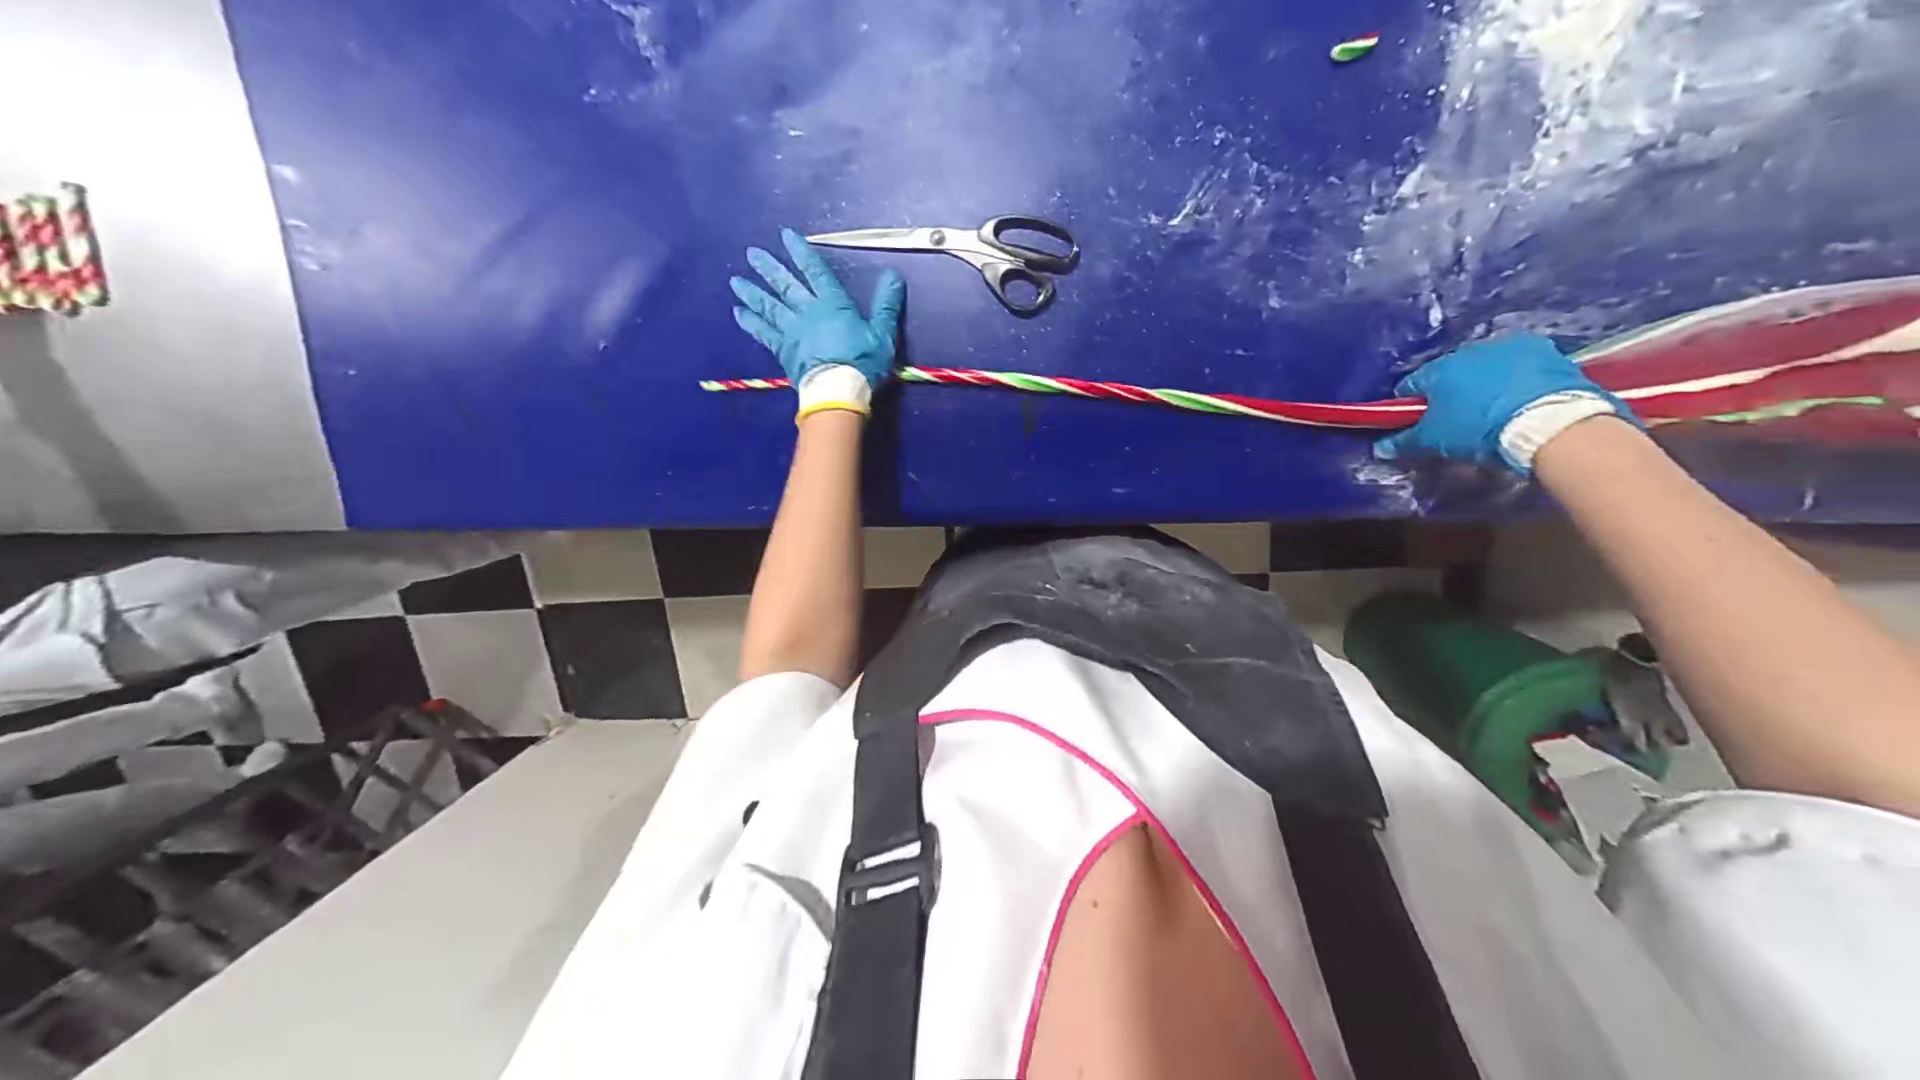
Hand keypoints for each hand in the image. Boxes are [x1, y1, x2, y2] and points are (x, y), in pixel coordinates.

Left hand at [731, 228, 904, 419]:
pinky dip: (751, 323)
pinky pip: (764, 333)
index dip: (802, 252)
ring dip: (753, 292)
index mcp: (833, 304)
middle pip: (786, 285)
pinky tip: (739, 313)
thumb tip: (894, 274)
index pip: (816, 272)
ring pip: (770, 306)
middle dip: (769, 268)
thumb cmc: (864, 363)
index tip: (786, 236)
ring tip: (736, 281)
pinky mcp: (784, 351)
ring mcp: (793, 332)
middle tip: (751, 253)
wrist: (839, 392)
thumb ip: (887, 304)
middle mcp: (809, 312)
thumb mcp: (883, 333)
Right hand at [1373, 331, 1637, 473]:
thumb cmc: (1477, 429)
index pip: (1411, 386)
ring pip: (1485, 367)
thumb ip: (1404, 441)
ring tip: (1492, 411)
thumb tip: (1380, 447)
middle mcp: (1470, 350)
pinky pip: (1520, 366)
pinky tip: (1519, 400)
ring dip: (1484, 384)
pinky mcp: (1545, 350)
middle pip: (1450, 374)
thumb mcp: (1433, 441)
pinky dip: (1516, 379)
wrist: (1548, 422)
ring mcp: (1510, 346)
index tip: (1417, 424)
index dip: (1410, 406)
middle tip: (1457, 420)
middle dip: (1450, 393)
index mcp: (1438, 369)